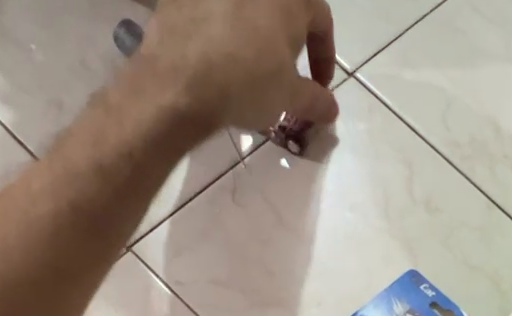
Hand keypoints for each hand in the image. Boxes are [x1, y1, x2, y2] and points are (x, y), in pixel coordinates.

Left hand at [135, 0, 338, 131]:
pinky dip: (218, 29)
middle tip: (282, 70)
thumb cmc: (247, 84)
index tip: (319, 85)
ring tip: (246, 64)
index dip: (324, 56)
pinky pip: (210, 11)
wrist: (180, 82)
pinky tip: (213, 57)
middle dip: (287, 38)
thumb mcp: (289, 98)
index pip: (321, 20)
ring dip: (252, 31)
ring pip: (245, 9)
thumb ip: (315, 100)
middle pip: (282, 8)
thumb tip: (332, 109)